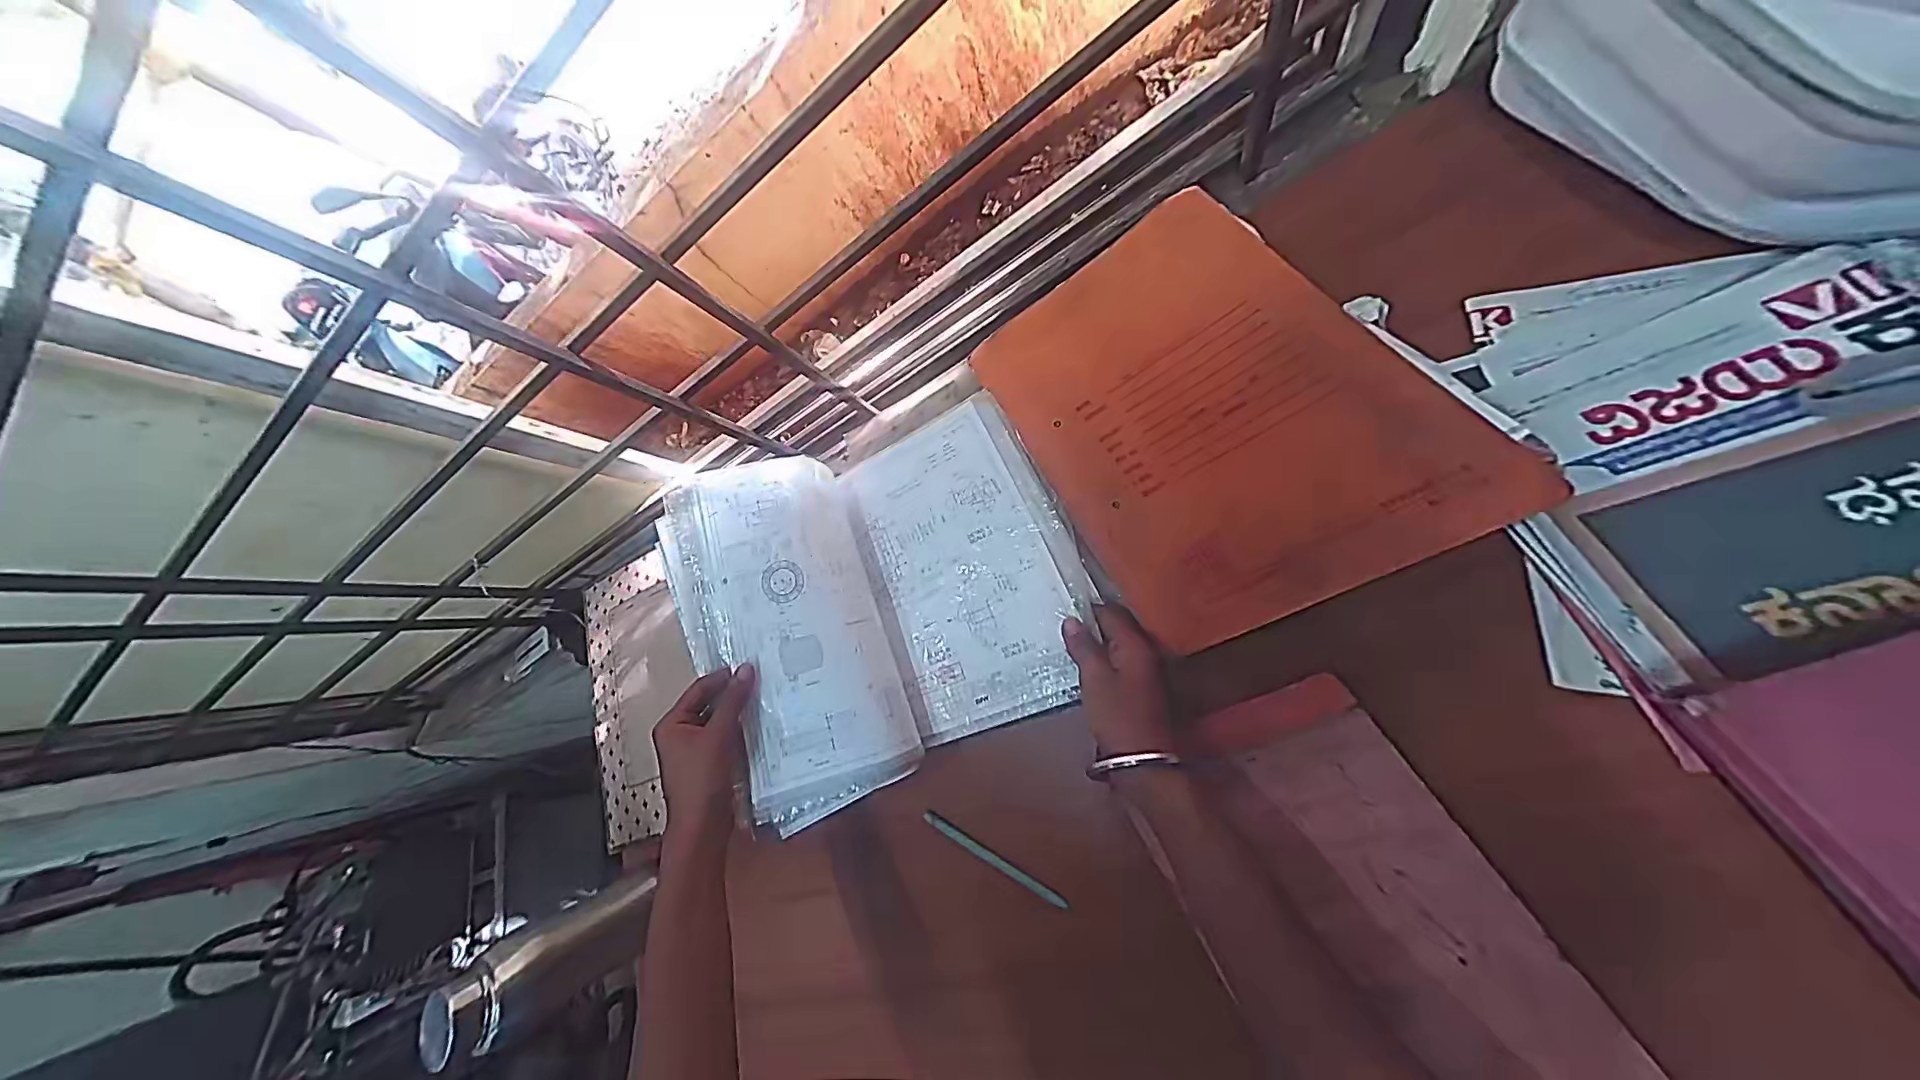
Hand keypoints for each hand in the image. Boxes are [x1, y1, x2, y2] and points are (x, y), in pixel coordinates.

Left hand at [654, 665, 755, 839]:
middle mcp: (681, 735)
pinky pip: (729, 736)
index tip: (746, 668)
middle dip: (733, 694)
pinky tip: (758, 725)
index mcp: (672, 725)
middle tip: (758, 681)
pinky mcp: (713, 762)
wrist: (704, 827)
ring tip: (762, 699)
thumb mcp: (718, 735)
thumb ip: (732, 702)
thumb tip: (744, 673)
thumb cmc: (699, 784)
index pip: (699, 690)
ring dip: (739, 712)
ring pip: (721, 720)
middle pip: (710, 704)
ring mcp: (697, 749)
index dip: (722, 677)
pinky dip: (742, 729)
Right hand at [1062, 606, 1175, 756]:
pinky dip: (1114, 657)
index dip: (1090, 608)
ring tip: (1080, 645)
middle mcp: (1151, 651)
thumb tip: (1072, 622)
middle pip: (1123, 625)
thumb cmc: (1118, 718)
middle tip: (1071, 627)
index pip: (1112, 612)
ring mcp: (1154, 669)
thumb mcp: (1094, 680)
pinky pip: (1129, 660)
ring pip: (1126, 643)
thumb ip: (1084, 647)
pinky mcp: (1152, 686)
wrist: (1144, 759)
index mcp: (1137, 645)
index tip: (1068, 609)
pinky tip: (1097, 666)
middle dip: (1098, 623)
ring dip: (1106, 641)